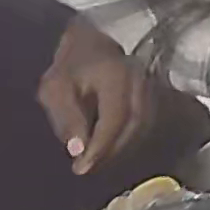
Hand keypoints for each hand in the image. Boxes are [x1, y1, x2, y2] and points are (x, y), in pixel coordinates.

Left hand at [37, 18, 155, 174]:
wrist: (98, 41)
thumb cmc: (72, 64)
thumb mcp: (56, 88)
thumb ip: (67, 118)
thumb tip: (78, 150)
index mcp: (117, 80)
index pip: (115, 119)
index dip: (101, 146)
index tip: (83, 167)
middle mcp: (140, 84)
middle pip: (134, 126)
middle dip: (111, 151)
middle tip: (88, 168)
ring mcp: (150, 88)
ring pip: (142, 126)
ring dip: (122, 147)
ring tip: (99, 160)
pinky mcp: (152, 94)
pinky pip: (145, 121)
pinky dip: (130, 138)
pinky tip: (113, 146)